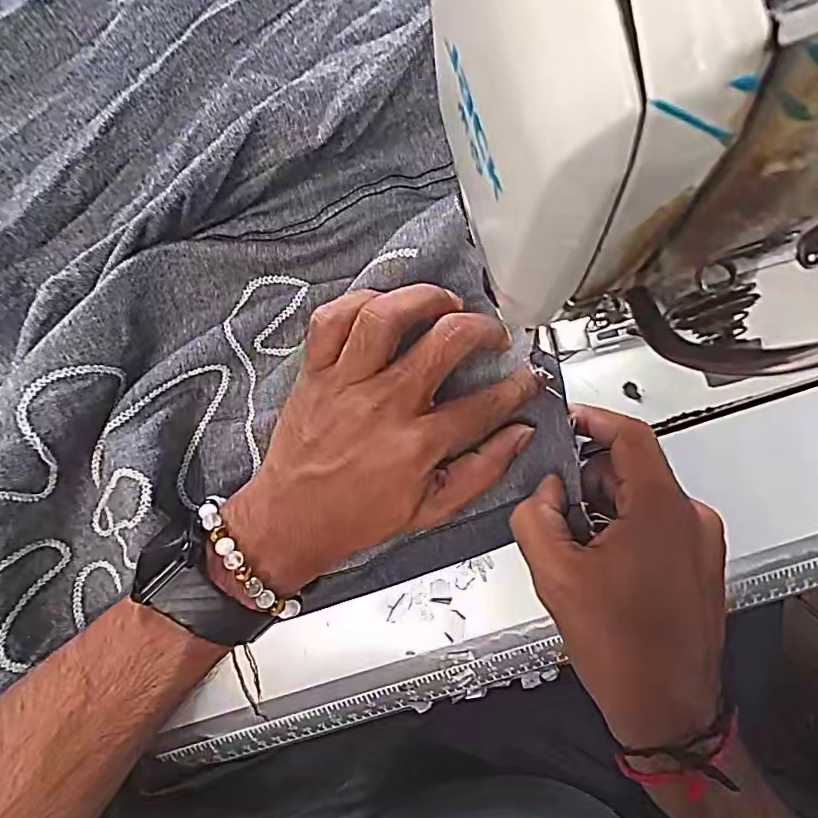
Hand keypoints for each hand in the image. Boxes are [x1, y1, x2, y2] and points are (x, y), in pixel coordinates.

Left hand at [220, 284, 542, 596]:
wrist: (292, 519)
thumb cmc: (357, 517)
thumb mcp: (430, 509)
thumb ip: (481, 471)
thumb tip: (519, 436)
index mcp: (416, 445)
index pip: (484, 403)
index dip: (518, 386)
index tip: (526, 378)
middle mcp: (383, 406)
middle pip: (445, 341)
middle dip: (483, 328)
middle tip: (492, 335)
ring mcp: (346, 384)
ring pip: (386, 316)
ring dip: (424, 298)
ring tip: (445, 303)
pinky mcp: (316, 374)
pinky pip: (332, 320)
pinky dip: (359, 302)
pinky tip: (383, 307)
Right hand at [509, 406, 726, 748]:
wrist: (667, 707)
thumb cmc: (628, 654)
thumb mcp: (556, 576)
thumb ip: (536, 517)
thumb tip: (541, 492)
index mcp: (661, 511)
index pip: (630, 435)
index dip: (594, 419)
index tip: (572, 420)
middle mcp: (690, 519)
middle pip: (631, 468)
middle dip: (587, 481)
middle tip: (557, 508)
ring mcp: (700, 542)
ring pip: (642, 498)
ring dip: (605, 510)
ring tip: (581, 552)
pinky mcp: (700, 562)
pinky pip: (657, 524)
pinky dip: (625, 530)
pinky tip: (603, 567)